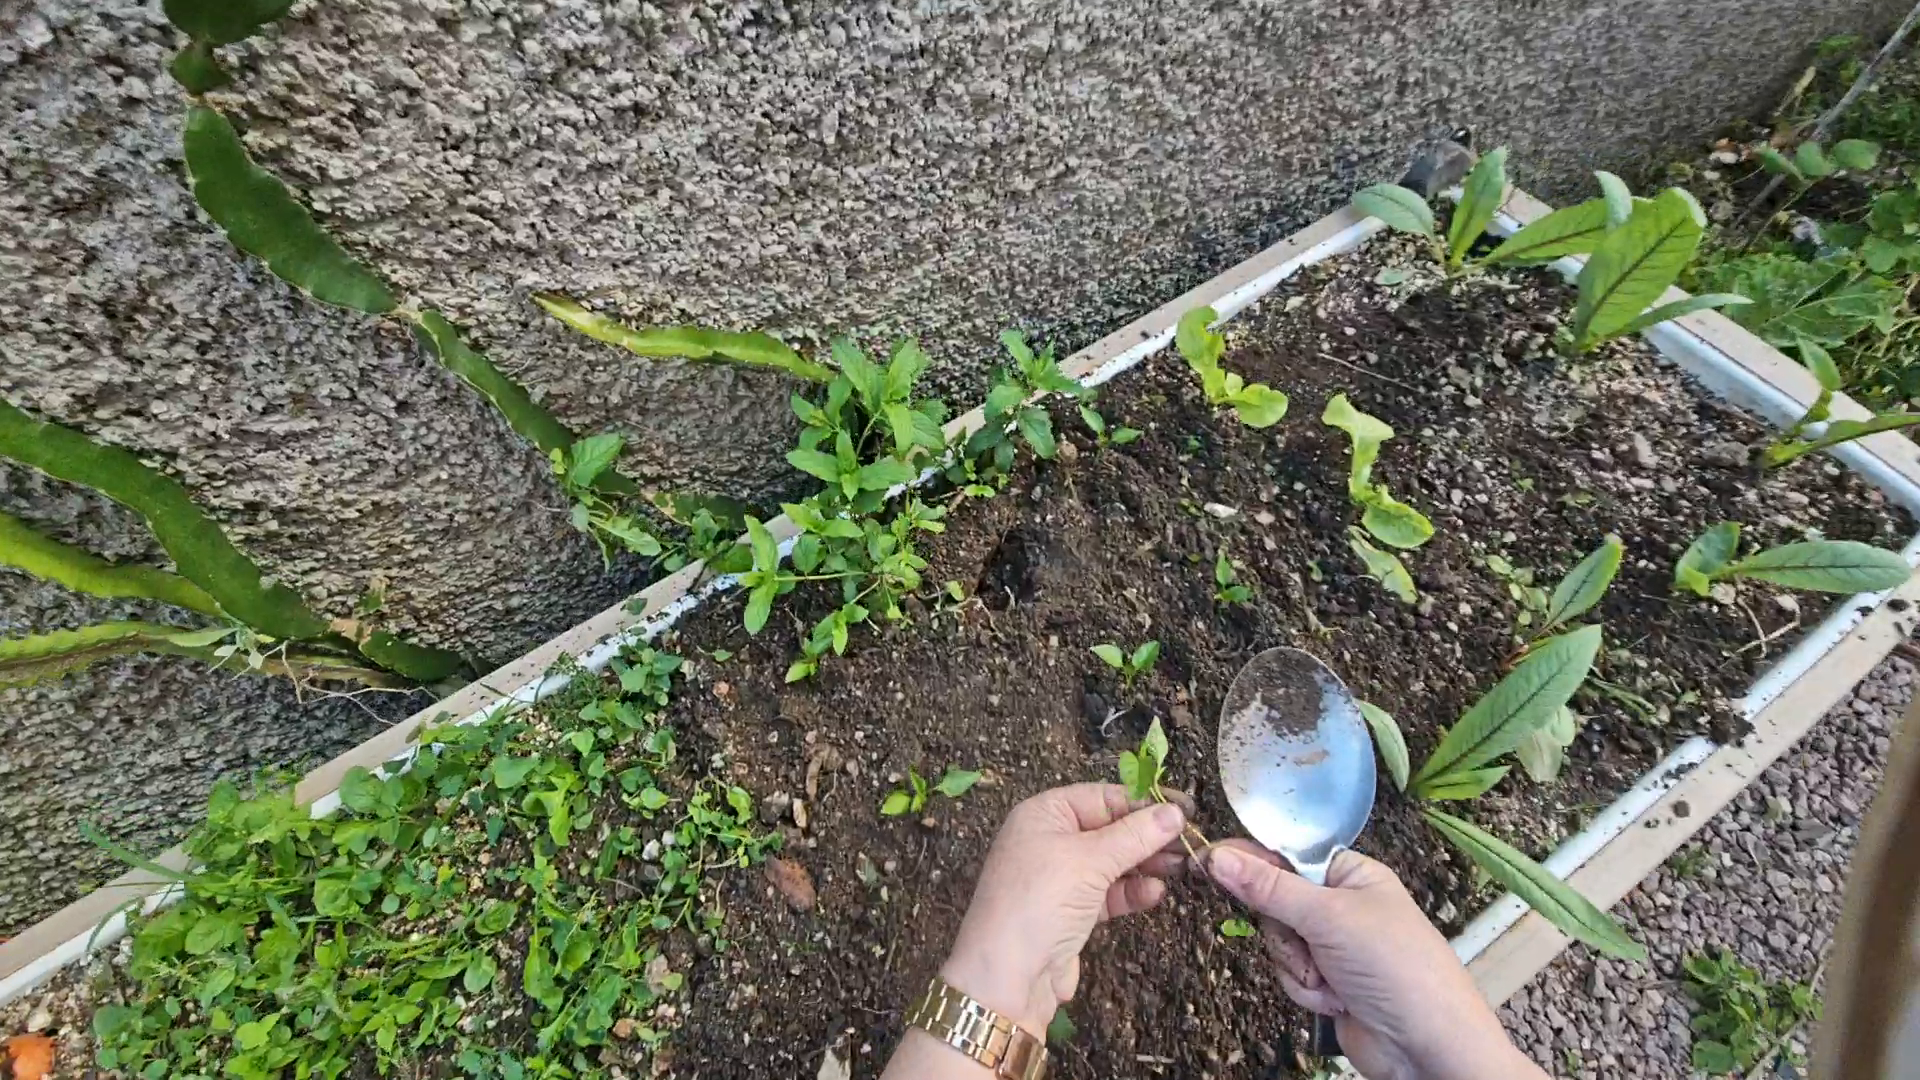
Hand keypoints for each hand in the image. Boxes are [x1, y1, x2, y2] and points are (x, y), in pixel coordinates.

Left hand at [939, 783, 1190, 1032]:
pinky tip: (1155, 892)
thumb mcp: (1089, 860)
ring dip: (1144, 862)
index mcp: (1044, 813)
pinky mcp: (1070, 910)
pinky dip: (1130, 891)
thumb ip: (1135, 836)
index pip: (1101, 796)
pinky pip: (1107, 892)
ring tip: (1181, 865)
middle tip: (1189, 841)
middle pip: (1108, 827)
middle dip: (1147, 834)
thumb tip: (1175, 813)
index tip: (1183, 807)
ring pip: (1111, 860)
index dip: (1142, 801)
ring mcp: (1059, 876)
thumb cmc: (1040, 901)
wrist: (1008, 977)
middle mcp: (1049, 838)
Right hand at [1201, 841, 1546, 1079]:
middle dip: (1284, 929)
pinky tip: (1336, 1000)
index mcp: (1349, 872)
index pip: (1284, 852)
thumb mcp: (1327, 917)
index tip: (1208, 860)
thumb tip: (1213, 855)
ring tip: (1330, 979)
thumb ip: (1267, 887)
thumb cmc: (1394, 968)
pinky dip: (1305, 988)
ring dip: (1296, 963)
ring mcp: (1332, 944)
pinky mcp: (1326, 980)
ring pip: (1276, 938)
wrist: (1434, 1056)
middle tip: (1305, 941)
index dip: (1248, 858)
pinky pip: (1288, 970)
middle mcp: (1339, 903)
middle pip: (1273, 898)